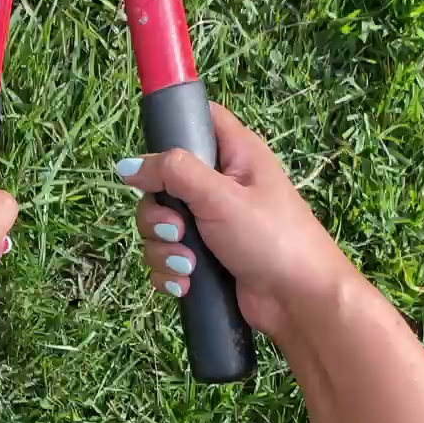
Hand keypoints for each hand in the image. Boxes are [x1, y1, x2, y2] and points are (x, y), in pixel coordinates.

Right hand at [116, 103, 360, 336]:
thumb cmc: (270, 238)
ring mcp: (209, 224)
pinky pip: (165, 259)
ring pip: (158, 228)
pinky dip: (169, 273)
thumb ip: (173, 174)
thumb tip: (128, 165)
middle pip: (161, 186)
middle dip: (157, 216)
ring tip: (188, 265)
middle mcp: (218, 187)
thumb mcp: (221, 197)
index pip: (197, 122)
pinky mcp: (201, 258)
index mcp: (234, 156)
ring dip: (163, 250)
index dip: (170, 133)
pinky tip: (186, 283)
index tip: (148, 162)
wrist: (295, 299)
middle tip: (176, 230)